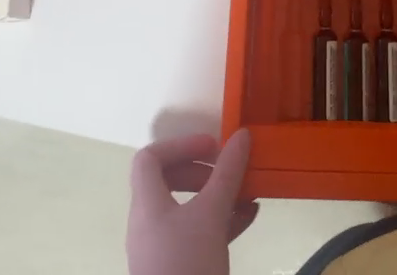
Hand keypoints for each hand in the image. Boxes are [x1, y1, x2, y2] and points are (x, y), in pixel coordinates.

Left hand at [126, 130, 258, 274]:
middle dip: (203, 171)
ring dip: (217, 196)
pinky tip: (249, 217)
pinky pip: (196, 234)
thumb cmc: (187, 264)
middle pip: (168, 181)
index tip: (213, 147)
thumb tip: (243, 135)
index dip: (180, 145)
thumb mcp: (212, 214)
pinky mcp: (176, 268)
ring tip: (247, 193)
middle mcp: (148, 224)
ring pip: (187, 209)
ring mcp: (160, 248)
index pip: (150, 159)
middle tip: (228, 171)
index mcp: (147, 205)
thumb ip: (228, 172)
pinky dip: (220, 220)